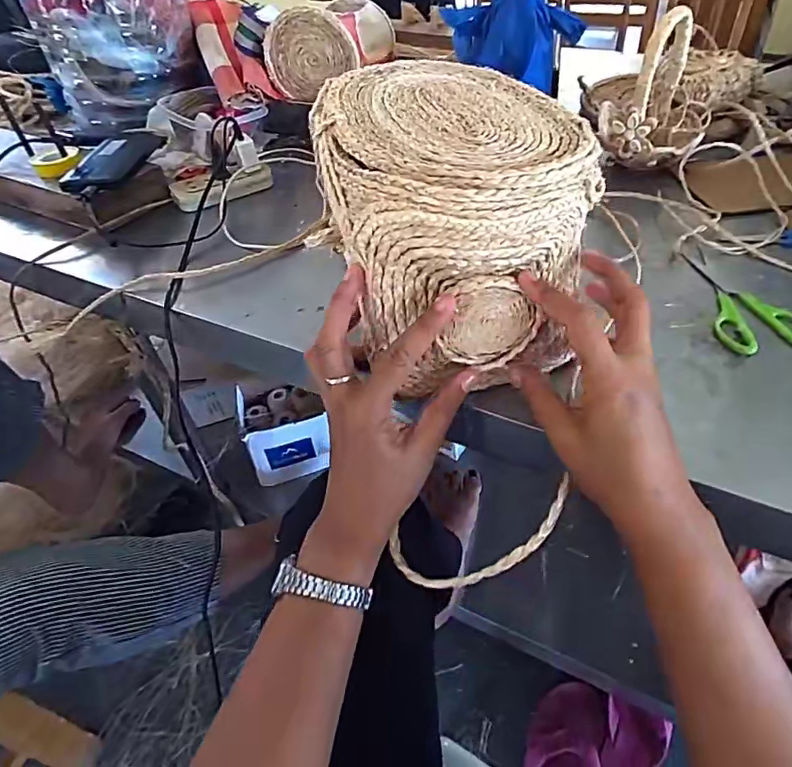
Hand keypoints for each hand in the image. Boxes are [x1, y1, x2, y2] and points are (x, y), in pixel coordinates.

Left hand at [302, 266, 475, 581]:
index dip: (424, 327)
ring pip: (321, 349)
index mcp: (366, 408)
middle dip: (342, 302)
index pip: (397, 357)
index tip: (446, 300)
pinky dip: (338, 339)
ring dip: (336, 317)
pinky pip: (327, 363)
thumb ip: (443, 407)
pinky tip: (362, 331)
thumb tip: (470, 371)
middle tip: (356, 269)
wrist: (349, 522)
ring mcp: (332, 400)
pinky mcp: (333, 404)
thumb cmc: (388, 492)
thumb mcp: (422, 451)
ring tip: (355, 288)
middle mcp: (341, 397)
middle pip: (329, 341)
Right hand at [510, 253, 698, 538]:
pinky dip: (614, 320)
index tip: (527, 279)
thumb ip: (540, 397)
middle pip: (633, 302)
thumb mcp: (565, 437)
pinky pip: (633, 338)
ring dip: (614, 295)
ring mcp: (646, 372)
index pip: (580, 320)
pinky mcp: (647, 384)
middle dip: (611, 273)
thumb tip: (516, 368)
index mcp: (611, 375)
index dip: (552, 296)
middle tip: (584, 258)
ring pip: (637, 318)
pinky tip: (590, 331)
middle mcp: (635, 364)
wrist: (658, 505)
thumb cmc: (610, 473)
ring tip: (585, 286)